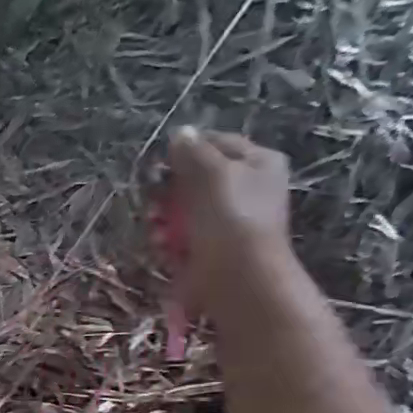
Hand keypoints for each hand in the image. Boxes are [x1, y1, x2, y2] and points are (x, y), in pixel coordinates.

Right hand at [165, 127, 291, 305]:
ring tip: (154, 225)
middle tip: (154, 198)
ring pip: (183, 209)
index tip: (160, 163)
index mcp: (258, 162)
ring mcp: (227, 221)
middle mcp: (245, 188)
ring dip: (163, 217)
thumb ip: (193, 151)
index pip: (215, 143)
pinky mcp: (209, 248)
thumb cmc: (230, 218)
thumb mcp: (213, 173)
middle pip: (196, 178)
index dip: (186, 150)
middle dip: (169, 189)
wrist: (237, 277)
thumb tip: (180, 134)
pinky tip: (161, 245)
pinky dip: (167, 240)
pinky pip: (181, 236)